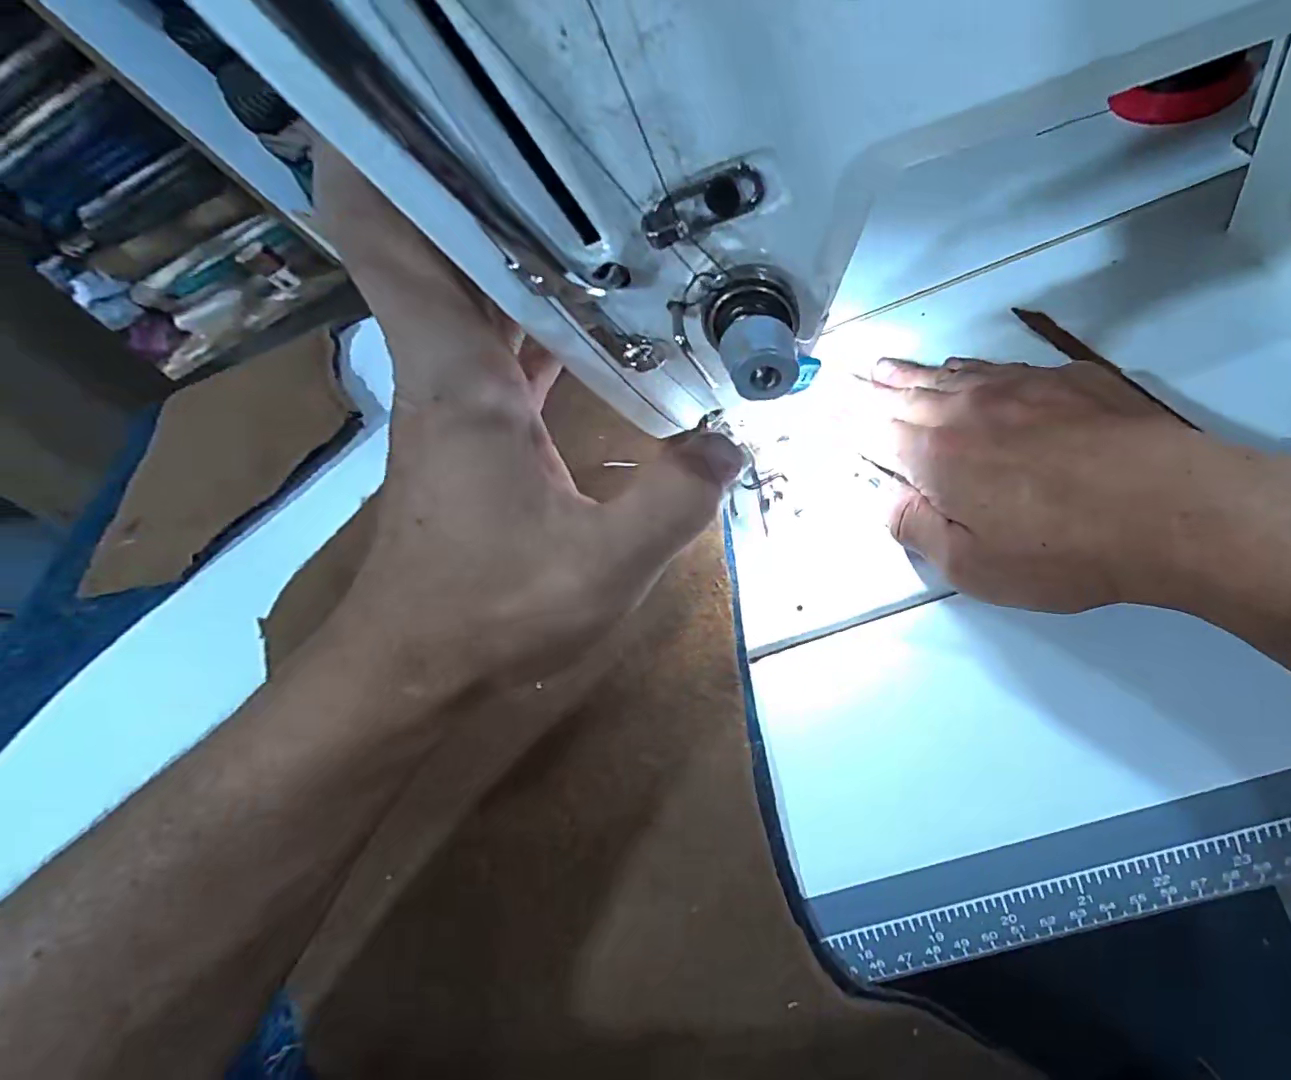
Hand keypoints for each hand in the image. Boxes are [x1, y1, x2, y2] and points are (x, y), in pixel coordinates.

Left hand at [313, 147, 742, 688]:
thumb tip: (730, 441)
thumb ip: (680, 496)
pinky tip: (605, 328)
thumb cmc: (498, 613)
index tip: (444, 120)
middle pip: (454, 262)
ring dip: (533, 265)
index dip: (394, 169)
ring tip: (610, 232)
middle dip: (500, 203)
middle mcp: (453, 382)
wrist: (422, 672)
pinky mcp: (484, 440)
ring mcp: (465, 410)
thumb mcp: (610, 561)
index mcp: (465, 388)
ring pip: (489, 309)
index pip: (399, 248)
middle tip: (584, 171)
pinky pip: (513, 356)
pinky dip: (550, 328)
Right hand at [865, 357, 1263, 613]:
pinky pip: (1002, 367)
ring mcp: (1021, 386)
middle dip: (875, 388)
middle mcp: (970, 409)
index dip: (849, 421)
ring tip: (894, 368)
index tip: (829, 409)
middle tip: (854, 378)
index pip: (877, 432)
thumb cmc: (1064, 552)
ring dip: (918, 372)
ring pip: (953, 373)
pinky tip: (972, 371)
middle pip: (909, 393)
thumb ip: (920, 529)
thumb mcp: (975, 567)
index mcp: (938, 457)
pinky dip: (974, 369)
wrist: (1164, 505)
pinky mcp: (1068, 379)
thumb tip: (887, 498)